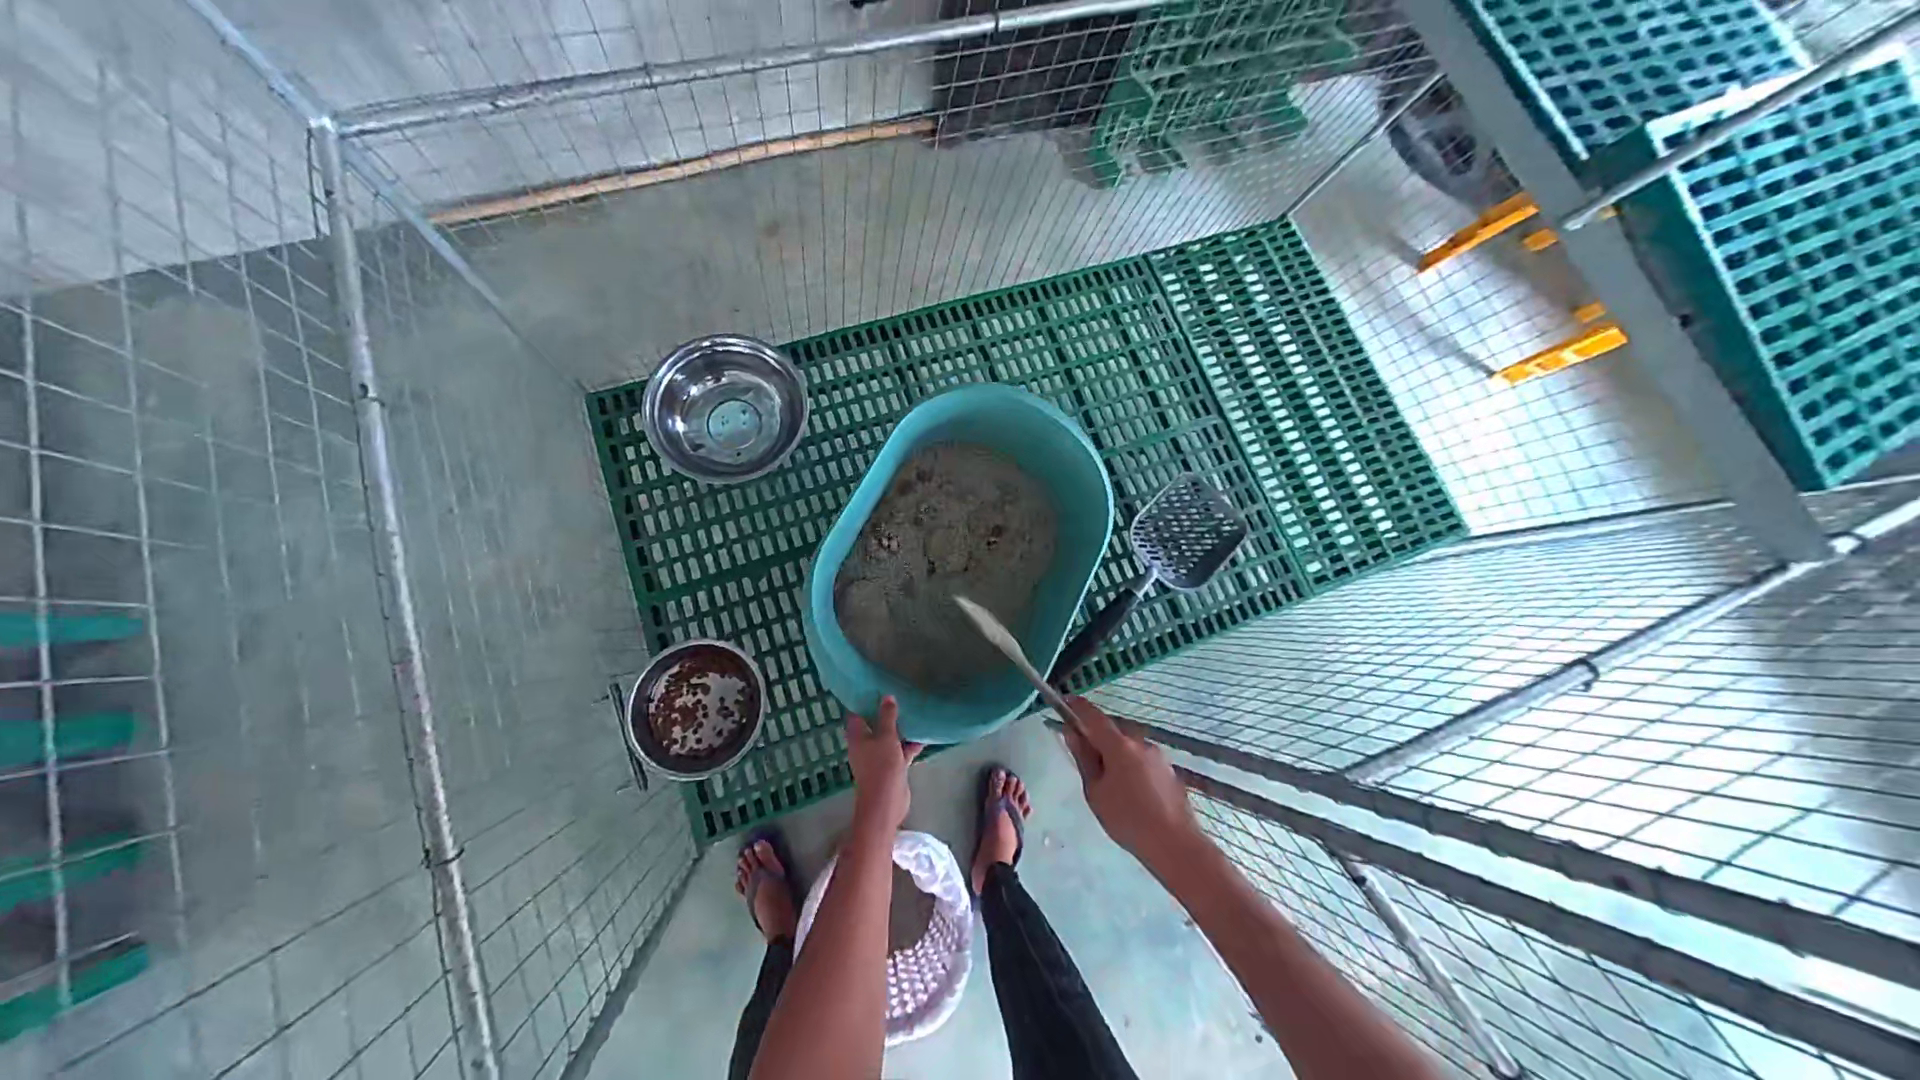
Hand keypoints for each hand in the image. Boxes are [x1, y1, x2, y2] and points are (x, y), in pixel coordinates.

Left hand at [845, 696, 923, 835]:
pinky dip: (910, 744)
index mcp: (857, 736)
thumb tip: (887, 696)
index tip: (875, 686)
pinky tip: (924, 734)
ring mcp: (879, 756)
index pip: (856, 713)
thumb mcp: (886, 737)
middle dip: (885, 712)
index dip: (863, 700)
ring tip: (914, 710)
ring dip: (900, 727)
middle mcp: (865, 744)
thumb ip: (887, 716)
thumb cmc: (881, 766)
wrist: (886, 803)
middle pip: (874, 724)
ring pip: (889, 737)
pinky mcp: (891, 766)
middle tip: (899, 694)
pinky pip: (901, 750)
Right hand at [1061, 696, 1203, 872]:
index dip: (1077, 707)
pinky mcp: (1168, 769)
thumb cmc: (1127, 819)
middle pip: (1112, 731)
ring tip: (1111, 786)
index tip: (1065, 702)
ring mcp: (1158, 755)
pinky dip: (1131, 766)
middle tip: (1087, 762)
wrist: (1176, 844)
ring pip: (1128, 746)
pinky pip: (1142, 759)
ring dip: (1115, 754)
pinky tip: (1132, 793)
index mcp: (1119, 745)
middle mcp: (1140, 742)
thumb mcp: (1095, 791)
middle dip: (1097, 738)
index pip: (1093, 716)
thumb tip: (1072, 732)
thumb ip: (1084, 758)